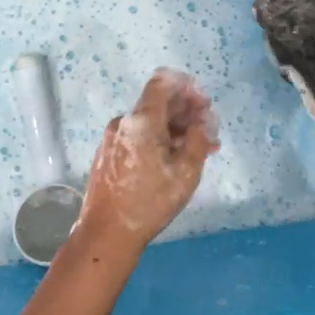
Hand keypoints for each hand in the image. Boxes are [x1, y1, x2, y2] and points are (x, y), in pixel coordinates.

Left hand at [78, 69, 219, 250]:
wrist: (106, 232)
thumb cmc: (150, 202)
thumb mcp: (186, 171)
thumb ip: (198, 138)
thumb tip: (203, 120)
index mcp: (142, 120)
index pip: (163, 82)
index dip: (187, 87)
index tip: (204, 105)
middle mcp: (124, 122)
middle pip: (158, 102)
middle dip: (186, 111)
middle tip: (208, 131)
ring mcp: (112, 137)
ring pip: (149, 122)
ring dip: (175, 129)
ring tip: (198, 150)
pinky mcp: (108, 153)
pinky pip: (138, 136)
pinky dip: (158, 140)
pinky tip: (173, 160)